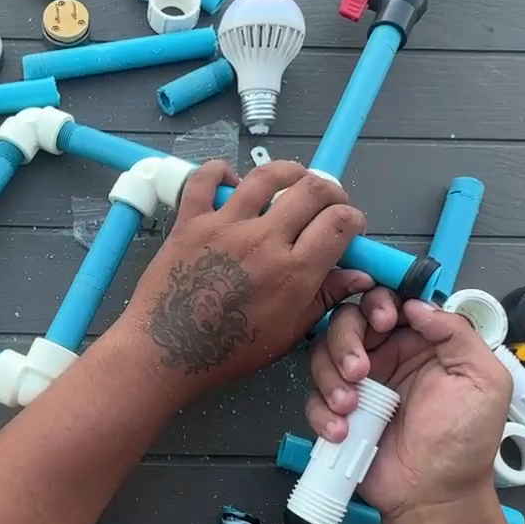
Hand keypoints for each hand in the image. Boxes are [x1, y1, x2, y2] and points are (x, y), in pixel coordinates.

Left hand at [111, 159, 370, 405]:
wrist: (165, 351)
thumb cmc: (227, 352)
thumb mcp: (286, 334)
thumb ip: (324, 299)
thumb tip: (359, 276)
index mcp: (293, 273)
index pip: (339, 223)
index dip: (352, 218)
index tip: (349, 224)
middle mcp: (263, 241)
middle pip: (311, 190)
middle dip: (330, 191)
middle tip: (327, 201)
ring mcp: (224, 226)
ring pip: (265, 176)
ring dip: (288, 171)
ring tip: (292, 179)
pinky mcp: (190, 221)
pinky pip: (205, 179)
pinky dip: (220, 172)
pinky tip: (232, 182)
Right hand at [304, 288, 511, 516]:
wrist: (435, 496)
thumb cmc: (464, 442)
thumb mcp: (484, 381)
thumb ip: (457, 334)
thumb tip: (417, 305)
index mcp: (419, 342)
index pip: (388, 303)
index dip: (377, 303)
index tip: (382, 322)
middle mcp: (385, 356)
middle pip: (346, 321)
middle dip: (345, 340)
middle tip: (359, 371)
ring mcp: (357, 384)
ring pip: (322, 354)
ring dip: (330, 377)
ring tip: (350, 407)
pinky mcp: (335, 410)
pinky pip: (312, 397)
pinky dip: (322, 411)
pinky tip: (344, 430)